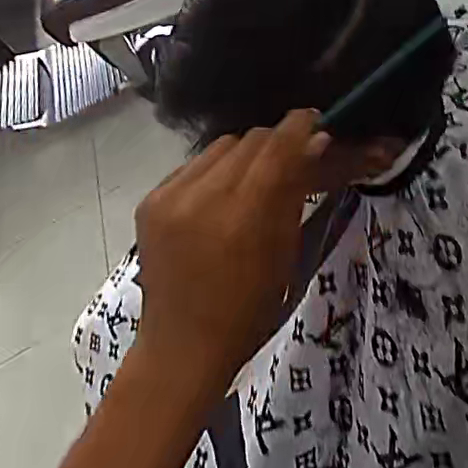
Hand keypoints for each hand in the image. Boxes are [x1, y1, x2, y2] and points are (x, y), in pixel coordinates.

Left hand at [130, 109, 331, 384]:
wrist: (182, 346)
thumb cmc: (250, 306)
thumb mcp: (287, 247)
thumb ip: (298, 187)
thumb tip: (317, 140)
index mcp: (245, 214)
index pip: (279, 144)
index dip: (301, 126)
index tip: (317, 121)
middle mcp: (204, 196)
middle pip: (253, 138)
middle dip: (277, 143)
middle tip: (292, 157)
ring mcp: (171, 197)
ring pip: (224, 144)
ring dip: (247, 153)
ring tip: (255, 177)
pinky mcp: (150, 201)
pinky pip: (196, 164)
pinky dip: (217, 170)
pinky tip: (222, 194)